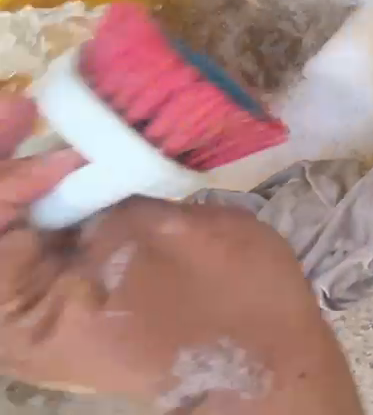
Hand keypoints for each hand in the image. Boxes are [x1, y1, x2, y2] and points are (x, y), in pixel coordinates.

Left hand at [0, 98, 362, 412]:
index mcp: (9, 310)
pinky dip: (53, 195)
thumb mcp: (172, 239)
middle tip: (21, 107)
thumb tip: (78, 164)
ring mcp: (35, 297)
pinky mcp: (70, 283)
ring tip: (35, 123)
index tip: (55, 130)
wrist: (259, 353)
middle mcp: (6, 305)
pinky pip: (42, 233)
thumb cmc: (222, 297)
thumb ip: (113, 199)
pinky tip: (80, 161)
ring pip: (12, 226)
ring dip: (20, 178)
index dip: (2, 175)